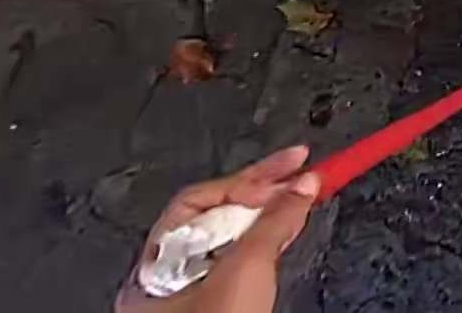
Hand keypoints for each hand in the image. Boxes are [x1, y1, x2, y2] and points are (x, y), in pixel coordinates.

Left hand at [115, 145, 322, 312]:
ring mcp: (188, 299)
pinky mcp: (215, 311)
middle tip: (302, 175)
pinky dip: (265, 240)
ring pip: (230, 237)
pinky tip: (285, 233)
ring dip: (267, 214)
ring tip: (300, 200)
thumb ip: (277, 218)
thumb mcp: (249, 270)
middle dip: (262, 192)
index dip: (250, 177)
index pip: (202, 198)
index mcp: (155, 268)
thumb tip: (306, 182)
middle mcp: (164, 281)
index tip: (295, 163)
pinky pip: (238, 260)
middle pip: (217, 214)